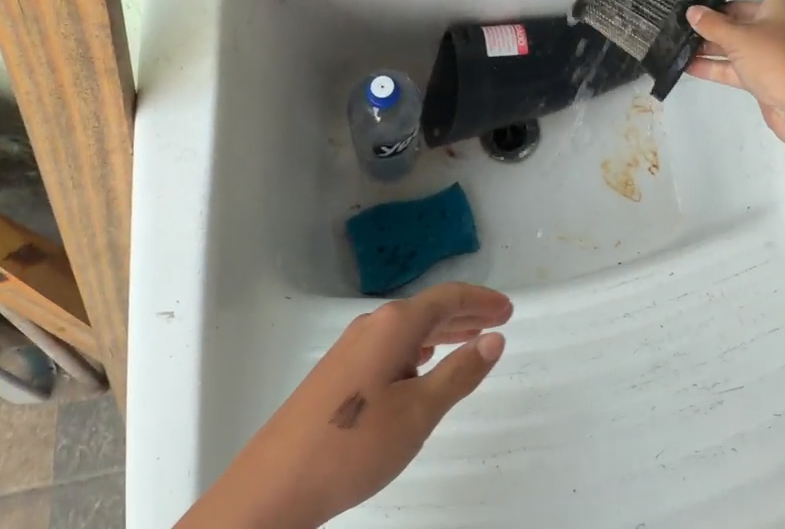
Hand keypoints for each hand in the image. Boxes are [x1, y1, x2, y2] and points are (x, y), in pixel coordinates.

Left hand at [177, 282, 511, 528]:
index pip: (447, 299)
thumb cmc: (355, 446)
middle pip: (428, 310)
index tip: (509, 309)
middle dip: (466, 314)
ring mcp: (350, 350)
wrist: (275, 486)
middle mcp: (371, 327)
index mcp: (393, 326)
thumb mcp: (419, 412)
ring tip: (471, 340)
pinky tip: (423, 365)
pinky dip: (419, 348)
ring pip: (408, 329)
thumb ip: (459, 373)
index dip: (481, 302)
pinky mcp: (338, 374)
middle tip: (500, 321)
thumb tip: (494, 337)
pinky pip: (391, 346)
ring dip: (443, 332)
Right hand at [686, 0, 784, 146]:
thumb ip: (712, 24)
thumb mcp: (740, 38)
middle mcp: (780, 21)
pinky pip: (737, 64)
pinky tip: (687, 66)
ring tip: (680, 42)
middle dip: (717, 13)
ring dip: (711, 41)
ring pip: (738, 39)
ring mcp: (773, 50)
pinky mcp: (766, 75)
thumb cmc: (779, 60)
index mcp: (784, 0)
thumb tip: (693, 12)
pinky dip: (715, 64)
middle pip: (746, 9)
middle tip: (688, 17)